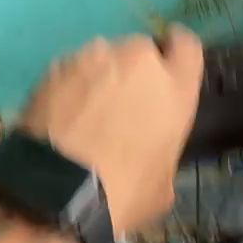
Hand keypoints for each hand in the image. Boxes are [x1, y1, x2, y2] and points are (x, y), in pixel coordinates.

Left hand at [21, 28, 204, 234]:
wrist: (59, 193)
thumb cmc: (123, 195)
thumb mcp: (161, 186)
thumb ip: (163, 150)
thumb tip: (151, 150)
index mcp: (174, 88)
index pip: (186, 47)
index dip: (176, 57)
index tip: (166, 73)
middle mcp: (137, 60)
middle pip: (141, 54)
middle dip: (133, 76)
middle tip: (121, 110)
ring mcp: (93, 57)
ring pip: (102, 60)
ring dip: (99, 80)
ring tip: (84, 117)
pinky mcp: (55, 66)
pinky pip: (70, 72)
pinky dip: (69, 90)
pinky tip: (60, 120)